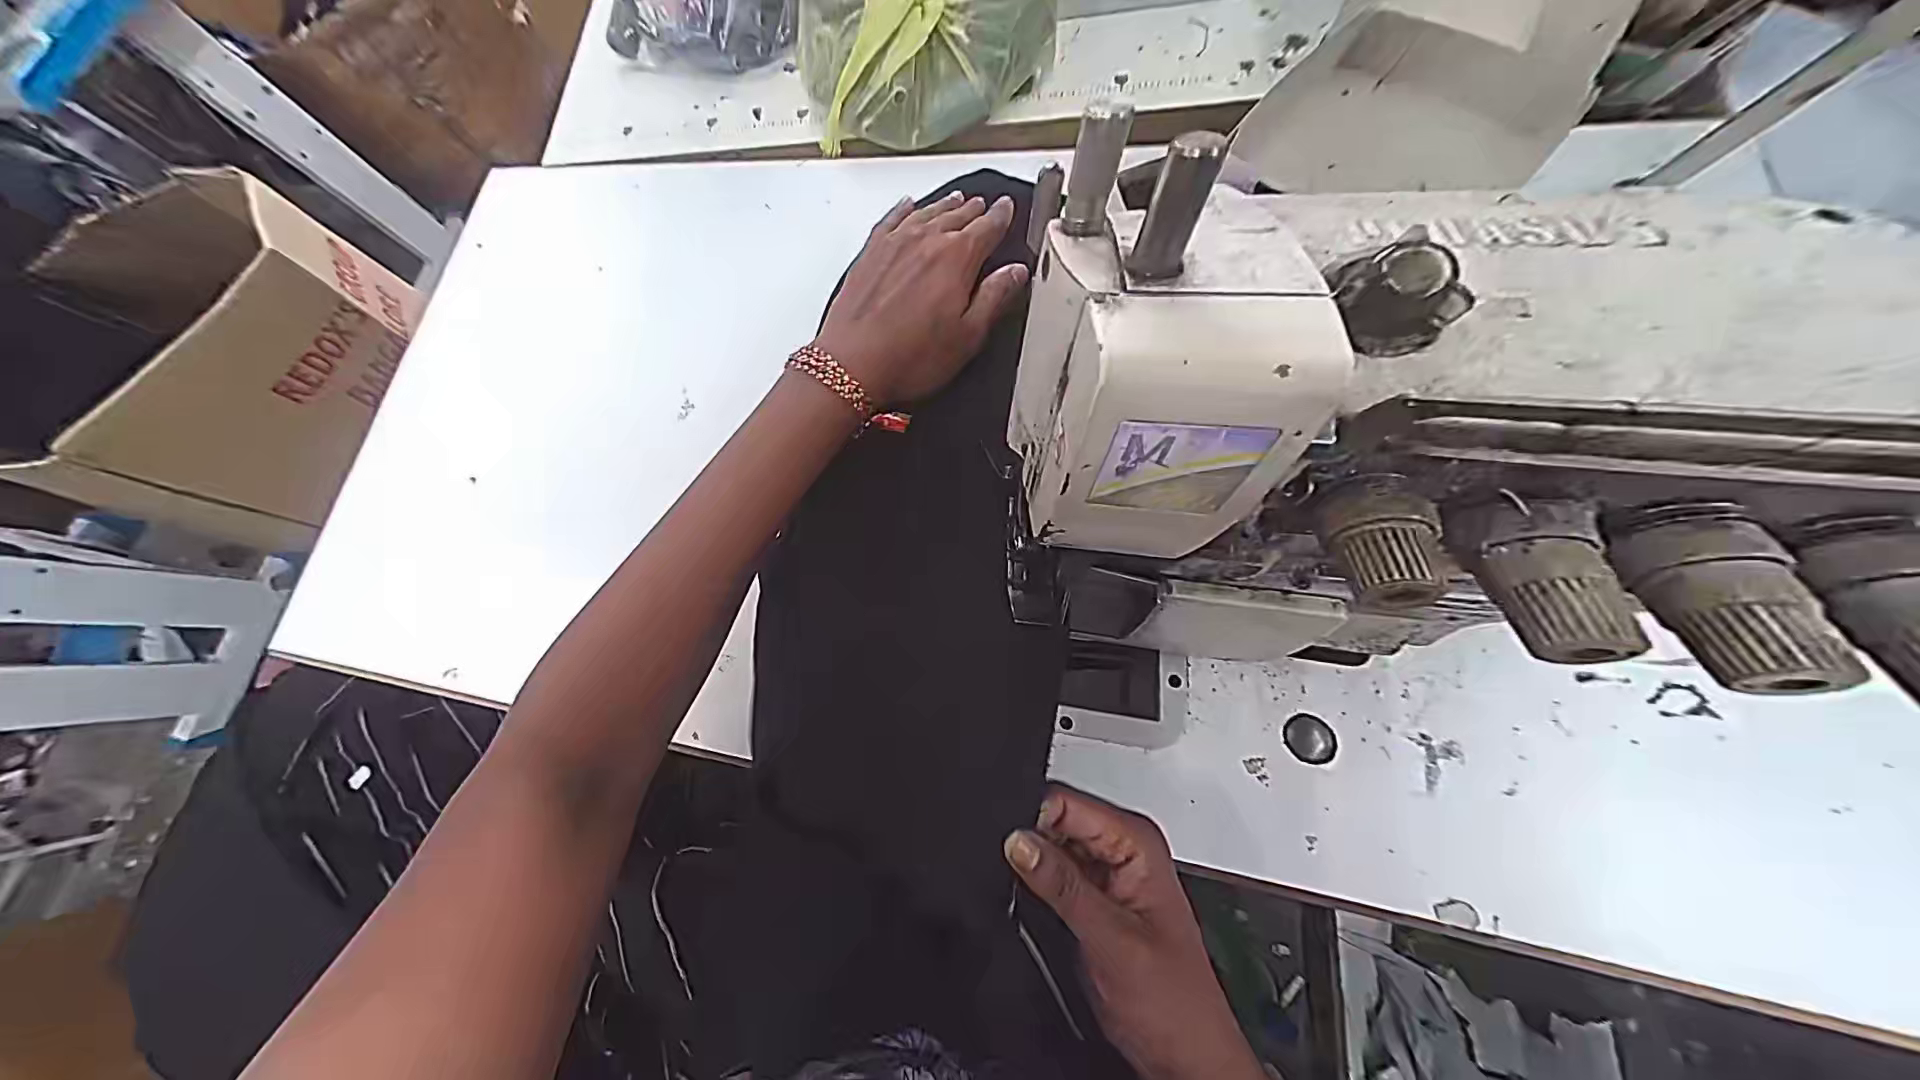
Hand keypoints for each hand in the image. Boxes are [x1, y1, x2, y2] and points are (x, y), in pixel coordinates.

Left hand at [812, 191, 1029, 406]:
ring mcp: (894, 244)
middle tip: (986, 207)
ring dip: (945, 206)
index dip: (1001, 217)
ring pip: (926, 213)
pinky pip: (891, 219)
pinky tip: (908, 208)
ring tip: (956, 202)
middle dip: (975, 210)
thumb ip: (994, 298)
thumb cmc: (908, 357)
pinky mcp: (869, 254)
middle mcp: (925, 242)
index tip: (1007, 209)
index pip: (988, 227)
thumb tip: (1015, 273)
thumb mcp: (967, 336)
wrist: (852, 365)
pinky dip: (904, 210)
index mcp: (956, 259)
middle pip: (957, 216)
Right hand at [1004, 787, 1265, 1079]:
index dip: (1034, 820)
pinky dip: (1037, 889)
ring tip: (1045, 907)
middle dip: (1032, 844)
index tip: (1015, 848)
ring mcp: (1104, 873)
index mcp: (1137, 842)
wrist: (1185, 1059)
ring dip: (1034, 870)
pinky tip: (1044, 913)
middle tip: (1029, 884)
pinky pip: (1050, 876)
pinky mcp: (1089, 898)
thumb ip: (1062, 886)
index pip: (1068, 802)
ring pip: (1047, 848)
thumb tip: (1020, 842)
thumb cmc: (1176, 1005)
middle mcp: (1122, 849)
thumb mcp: (1112, 940)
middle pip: (1055, 821)